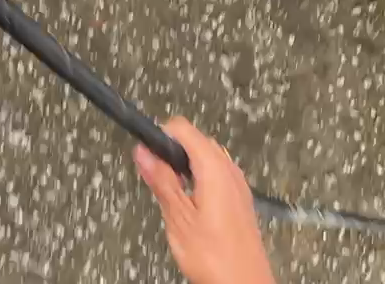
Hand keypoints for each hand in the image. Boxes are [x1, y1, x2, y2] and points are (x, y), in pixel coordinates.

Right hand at [135, 119, 275, 283]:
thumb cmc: (214, 256)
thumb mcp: (179, 219)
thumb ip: (161, 181)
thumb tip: (142, 151)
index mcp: (213, 167)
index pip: (182, 128)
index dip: (162, 136)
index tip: (149, 156)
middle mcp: (229, 168)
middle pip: (195, 140)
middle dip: (173, 153)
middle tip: (160, 181)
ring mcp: (238, 183)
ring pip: (206, 157)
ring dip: (186, 166)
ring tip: (175, 198)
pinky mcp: (241, 198)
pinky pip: (217, 174)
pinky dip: (201, 178)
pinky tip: (194, 206)